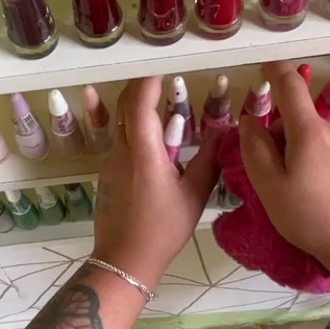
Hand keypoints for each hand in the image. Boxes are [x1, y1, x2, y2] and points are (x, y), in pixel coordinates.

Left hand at [91, 75, 221, 289]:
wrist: (124, 261)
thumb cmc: (162, 231)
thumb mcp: (194, 196)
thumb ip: (209, 160)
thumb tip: (223, 131)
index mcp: (143, 155)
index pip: (139, 105)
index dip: (148, 82)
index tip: (161, 67)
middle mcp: (121, 154)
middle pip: (124, 108)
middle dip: (140, 88)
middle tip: (160, 78)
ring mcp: (110, 165)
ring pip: (121, 126)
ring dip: (138, 110)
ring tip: (161, 107)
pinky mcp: (106, 177)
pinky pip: (119, 144)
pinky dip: (135, 133)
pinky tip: (153, 143)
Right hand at [238, 61, 329, 275]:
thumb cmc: (310, 219)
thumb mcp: (269, 188)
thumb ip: (255, 149)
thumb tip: (250, 120)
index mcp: (309, 131)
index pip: (290, 86)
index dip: (275, 71)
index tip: (265, 67)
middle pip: (300, 121)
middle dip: (281, 137)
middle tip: (273, 178)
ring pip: (318, 140)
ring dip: (302, 154)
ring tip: (300, 194)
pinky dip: (322, 166)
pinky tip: (324, 198)